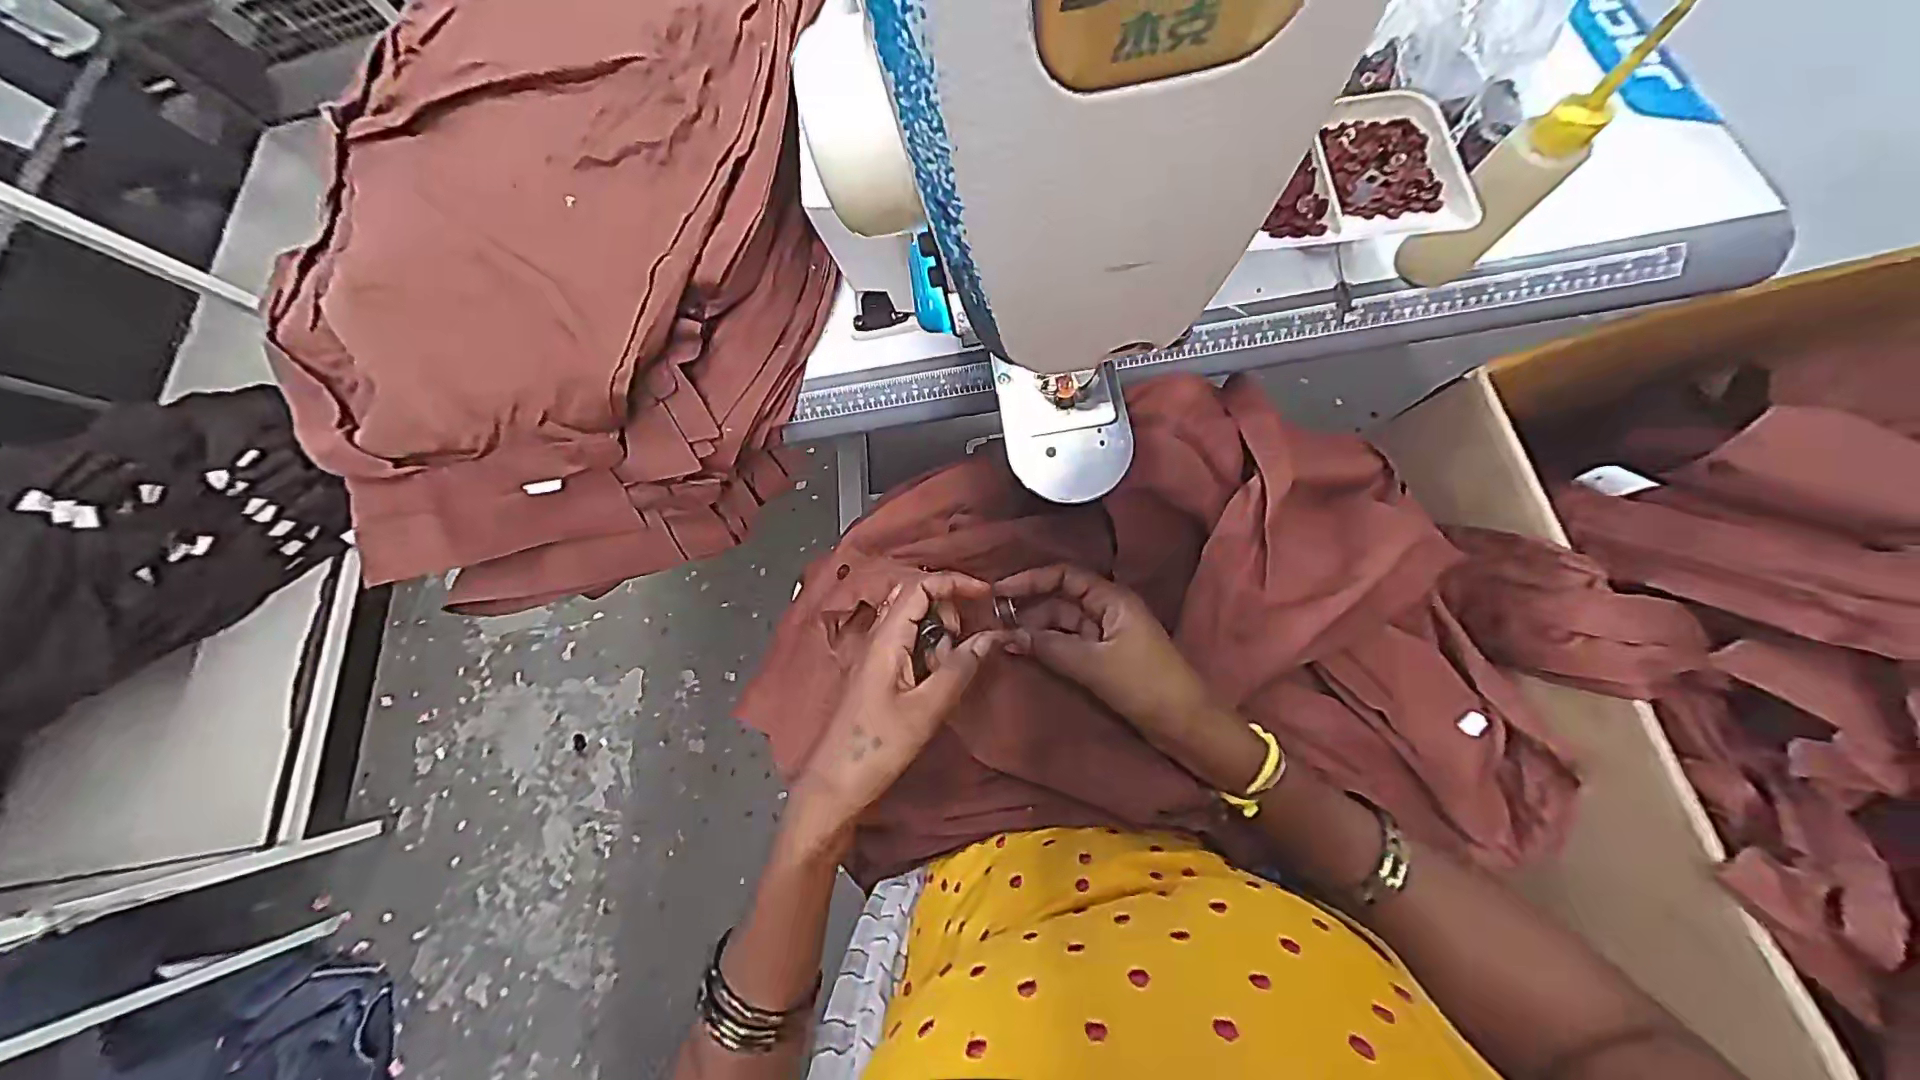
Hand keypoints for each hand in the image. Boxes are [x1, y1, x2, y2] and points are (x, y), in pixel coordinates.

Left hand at [783, 572, 1021, 857]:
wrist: (833, 785)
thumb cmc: (877, 747)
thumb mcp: (927, 709)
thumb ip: (959, 668)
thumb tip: (990, 637)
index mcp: (885, 639)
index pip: (919, 586)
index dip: (954, 582)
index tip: (986, 595)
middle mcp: (877, 639)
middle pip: (917, 599)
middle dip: (949, 611)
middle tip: (966, 642)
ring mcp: (874, 655)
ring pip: (913, 624)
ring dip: (940, 634)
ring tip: (950, 668)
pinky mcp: (876, 674)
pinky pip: (907, 645)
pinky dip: (929, 651)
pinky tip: (936, 680)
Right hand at [992, 564, 1212, 741]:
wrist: (1187, 725)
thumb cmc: (1145, 685)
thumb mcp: (1093, 665)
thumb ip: (1049, 647)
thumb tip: (1008, 635)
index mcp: (1113, 599)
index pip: (1065, 576)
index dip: (1031, 580)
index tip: (998, 591)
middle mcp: (1108, 610)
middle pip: (1061, 599)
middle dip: (1028, 606)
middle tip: (993, 620)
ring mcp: (1106, 635)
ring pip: (1062, 623)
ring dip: (1035, 629)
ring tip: (1002, 638)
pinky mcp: (1104, 659)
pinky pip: (1069, 644)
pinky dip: (1048, 647)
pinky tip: (1025, 652)